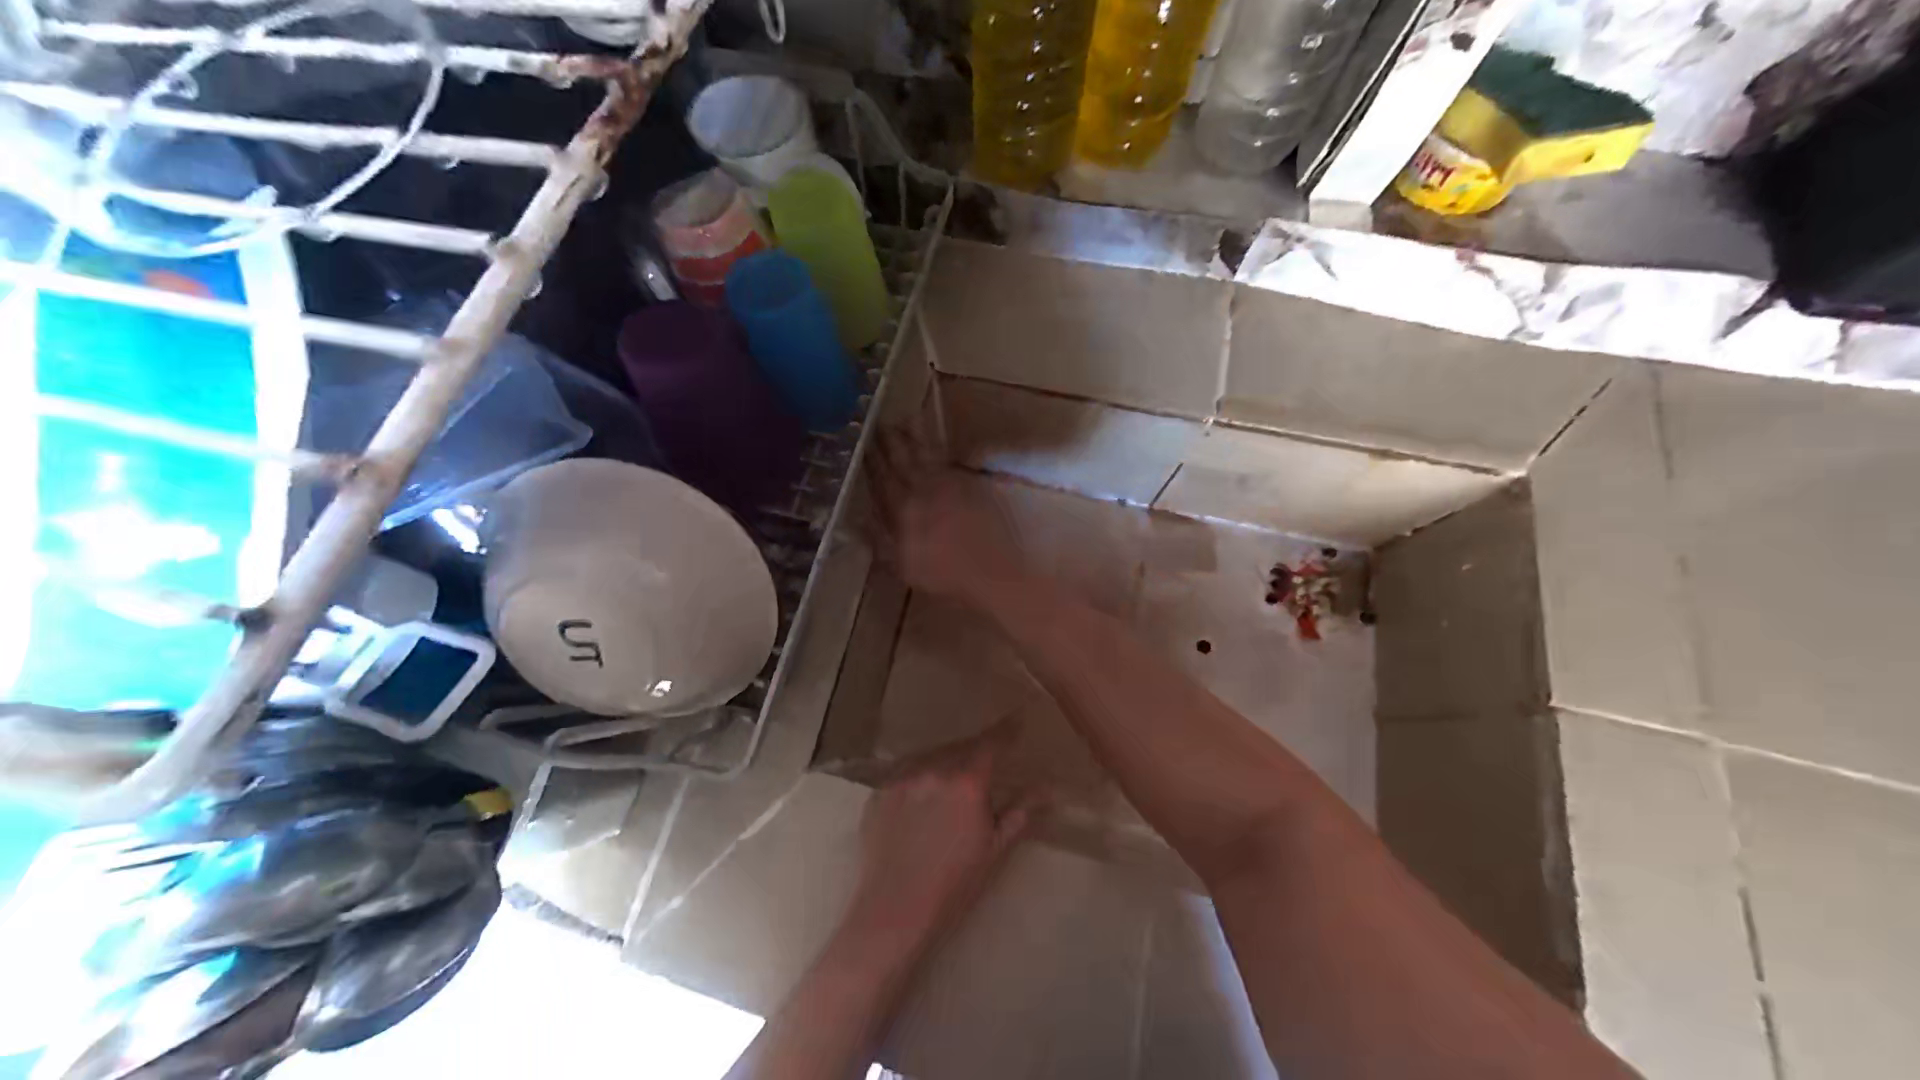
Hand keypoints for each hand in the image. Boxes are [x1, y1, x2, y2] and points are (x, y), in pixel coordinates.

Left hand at [847, 721, 1037, 947]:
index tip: (1017, 718)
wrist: (894, 911)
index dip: (1006, 730)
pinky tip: (924, 795)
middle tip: (987, 758)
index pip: (991, 743)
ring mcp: (902, 778)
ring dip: (948, 759)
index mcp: (967, 783)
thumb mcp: (994, 850)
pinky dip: (921, 775)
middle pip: (960, 747)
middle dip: (977, 748)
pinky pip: (907, 772)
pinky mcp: (879, 792)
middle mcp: (933, 770)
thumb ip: (1020, 813)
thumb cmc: (954, 886)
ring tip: (955, 776)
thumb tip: (1047, 788)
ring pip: (931, 756)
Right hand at [866, 430, 1024, 608]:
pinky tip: (932, 441)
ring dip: (912, 436)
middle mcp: (923, 492)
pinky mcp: (968, 485)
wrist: (990, 572)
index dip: (870, 461)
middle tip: (877, 421)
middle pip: (901, 461)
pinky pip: (948, 460)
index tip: (861, 444)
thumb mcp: (903, 567)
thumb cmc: (944, 577)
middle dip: (888, 441)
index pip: (881, 480)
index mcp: (903, 512)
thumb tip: (857, 520)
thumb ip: (879, 541)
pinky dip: (937, 447)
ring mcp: (948, 485)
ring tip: (903, 419)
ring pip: (925, 454)